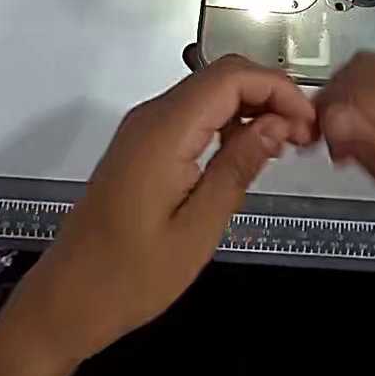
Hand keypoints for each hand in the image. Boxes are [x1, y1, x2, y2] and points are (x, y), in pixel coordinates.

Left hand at [0, 55, 314, 375]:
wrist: (66, 300)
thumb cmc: (130, 277)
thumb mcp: (197, 230)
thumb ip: (238, 168)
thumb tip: (278, 124)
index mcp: (164, 131)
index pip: (232, 77)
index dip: (278, 89)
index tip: (308, 125)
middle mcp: (152, 114)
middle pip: (222, 75)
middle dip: (270, 93)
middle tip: (303, 135)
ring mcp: (145, 125)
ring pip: (210, 90)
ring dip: (252, 105)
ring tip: (285, 143)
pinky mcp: (144, 140)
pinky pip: (195, 111)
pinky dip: (228, 119)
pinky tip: (247, 149)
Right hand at [317, 52, 374, 289]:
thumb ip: (371, 151)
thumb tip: (333, 119)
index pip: (353, 89)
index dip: (328, 115)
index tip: (322, 143)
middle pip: (357, 68)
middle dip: (335, 101)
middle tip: (330, 141)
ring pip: (370, 66)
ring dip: (349, 96)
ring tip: (349, 139)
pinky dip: (368, 94)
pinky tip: (369, 129)